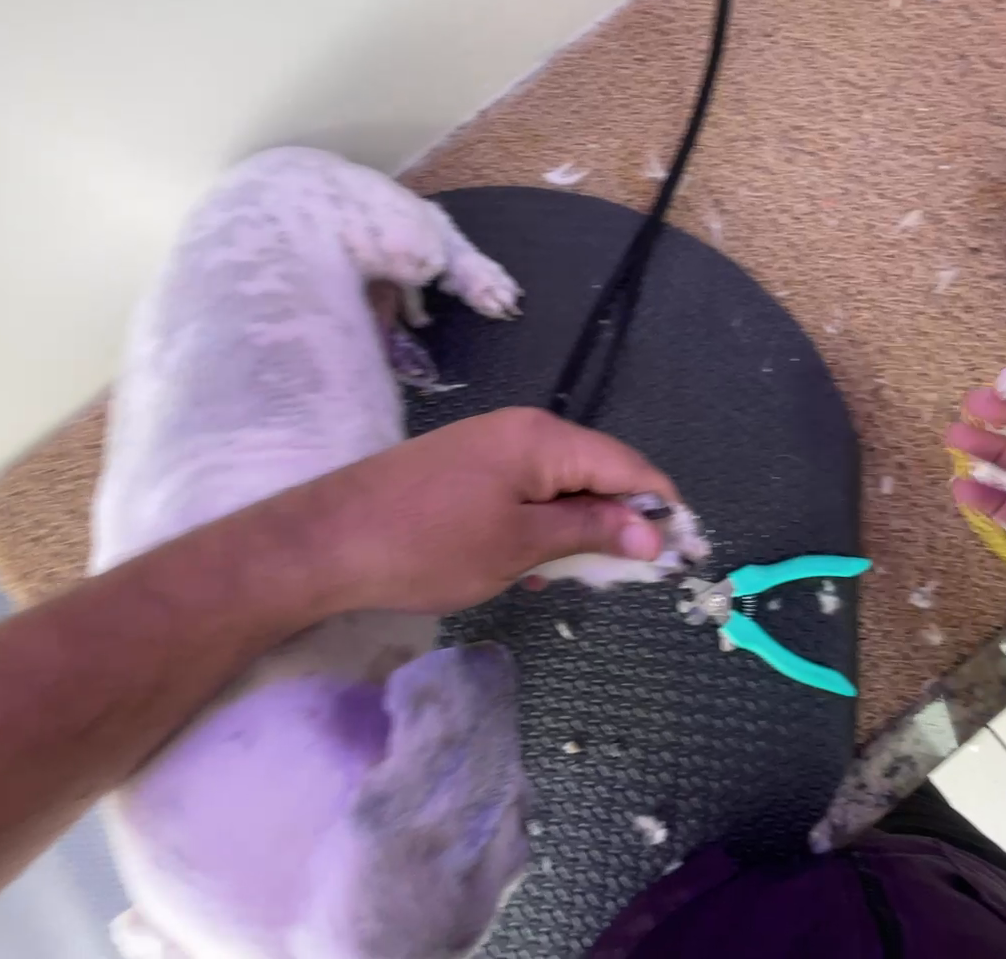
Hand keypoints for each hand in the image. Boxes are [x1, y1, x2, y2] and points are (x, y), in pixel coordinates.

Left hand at [279, 408, 677, 617]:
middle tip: (626, 574)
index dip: (661, 505)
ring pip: (562, 485)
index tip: (684, 550)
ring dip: (578, 528)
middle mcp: (524, 429)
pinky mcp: (468, 465)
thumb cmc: (429, 545)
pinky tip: (529, 562)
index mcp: (544, 439)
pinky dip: (542, 524)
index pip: (628, 464)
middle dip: (619, 521)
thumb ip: (592, 531)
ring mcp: (492, 444)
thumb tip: (654, 532)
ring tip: (570, 576)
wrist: (322, 543)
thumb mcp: (520, 545)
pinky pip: (527, 490)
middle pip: (597, 471)